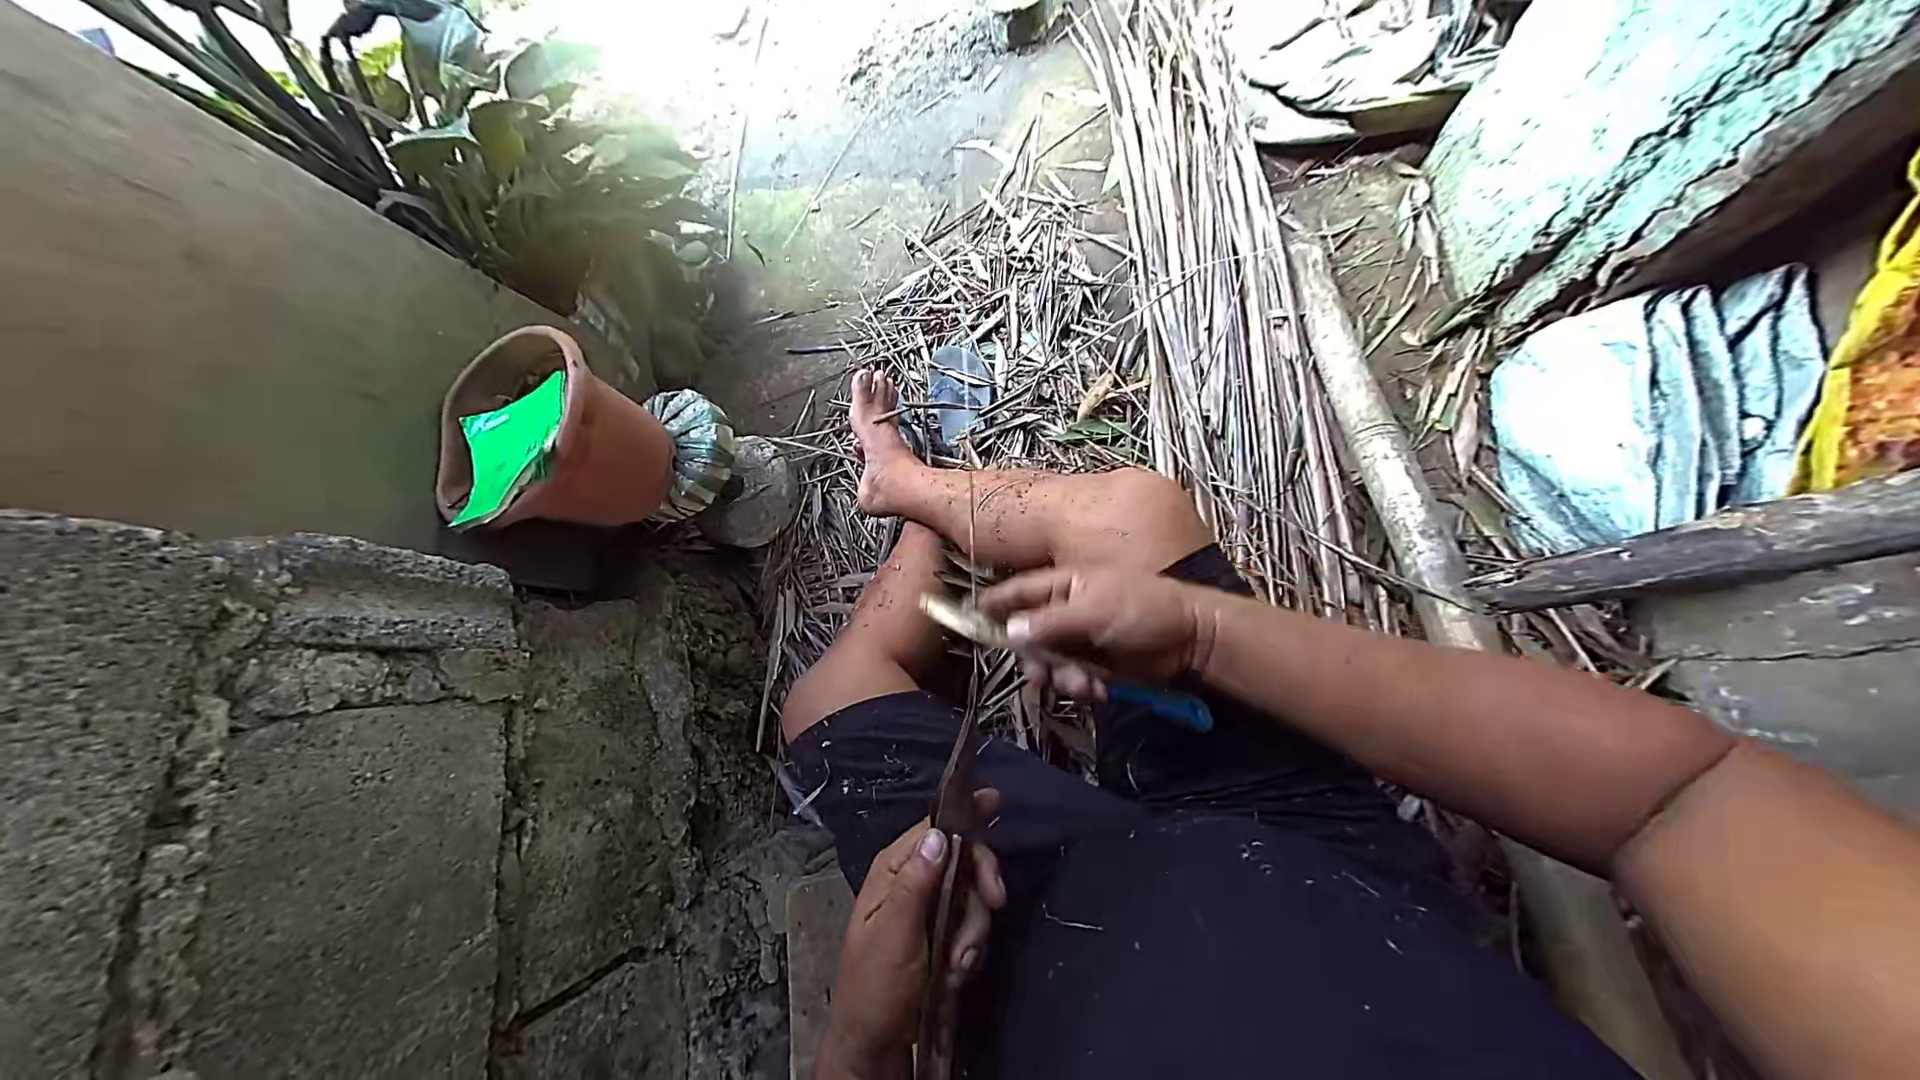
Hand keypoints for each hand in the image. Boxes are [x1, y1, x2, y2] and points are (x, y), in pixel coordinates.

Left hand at [818, 790, 1005, 1079]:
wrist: (874, 1045)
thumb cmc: (875, 987)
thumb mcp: (892, 934)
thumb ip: (915, 883)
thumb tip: (938, 834)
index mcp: (893, 869)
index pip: (933, 827)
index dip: (965, 815)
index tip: (994, 801)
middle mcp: (912, 879)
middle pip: (963, 859)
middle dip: (979, 886)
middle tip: (996, 903)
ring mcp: (928, 906)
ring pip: (971, 895)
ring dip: (973, 929)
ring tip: (957, 962)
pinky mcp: (941, 931)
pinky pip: (970, 923)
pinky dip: (971, 945)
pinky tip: (958, 969)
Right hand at [976, 567, 1217, 700]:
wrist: (1189, 638)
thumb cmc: (1142, 608)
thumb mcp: (1093, 609)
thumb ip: (1049, 622)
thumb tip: (1008, 630)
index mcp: (1061, 585)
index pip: (1016, 593)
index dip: (993, 606)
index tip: (972, 622)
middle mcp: (1062, 612)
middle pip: (1025, 636)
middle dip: (1033, 659)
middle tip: (1041, 674)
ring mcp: (1076, 640)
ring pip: (1046, 663)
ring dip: (1059, 678)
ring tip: (1083, 683)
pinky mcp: (1090, 665)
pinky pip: (1068, 679)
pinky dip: (1079, 687)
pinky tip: (1098, 689)